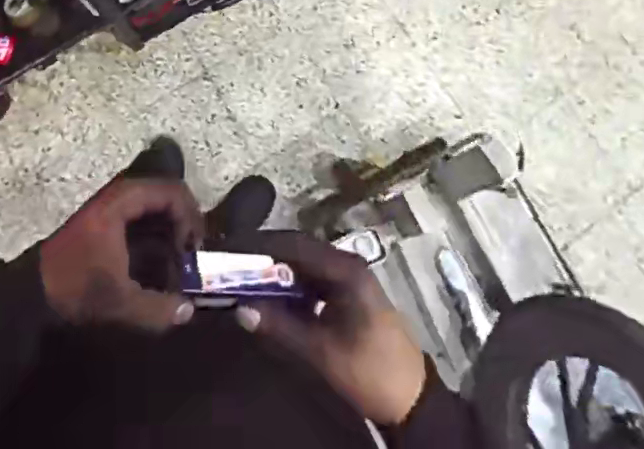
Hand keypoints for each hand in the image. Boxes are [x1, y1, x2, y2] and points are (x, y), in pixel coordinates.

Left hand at [39, 177, 203, 331]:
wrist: (31, 292)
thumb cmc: (75, 288)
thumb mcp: (118, 301)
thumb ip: (156, 308)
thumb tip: (188, 311)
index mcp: (122, 202)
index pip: (170, 192)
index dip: (189, 218)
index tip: (192, 250)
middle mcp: (118, 195)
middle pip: (165, 194)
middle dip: (184, 221)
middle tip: (193, 253)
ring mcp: (111, 205)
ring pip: (155, 204)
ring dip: (172, 227)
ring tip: (179, 259)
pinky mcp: (106, 219)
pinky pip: (143, 214)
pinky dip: (158, 231)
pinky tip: (161, 259)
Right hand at [232, 231, 427, 425]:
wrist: (411, 398)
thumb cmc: (368, 371)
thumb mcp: (321, 352)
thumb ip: (281, 327)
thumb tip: (240, 308)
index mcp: (345, 269)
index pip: (295, 245)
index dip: (261, 246)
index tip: (232, 250)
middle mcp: (346, 263)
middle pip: (297, 249)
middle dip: (265, 255)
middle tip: (232, 264)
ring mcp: (348, 275)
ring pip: (303, 262)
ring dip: (275, 269)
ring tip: (244, 277)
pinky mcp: (346, 290)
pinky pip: (311, 276)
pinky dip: (289, 283)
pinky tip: (270, 295)